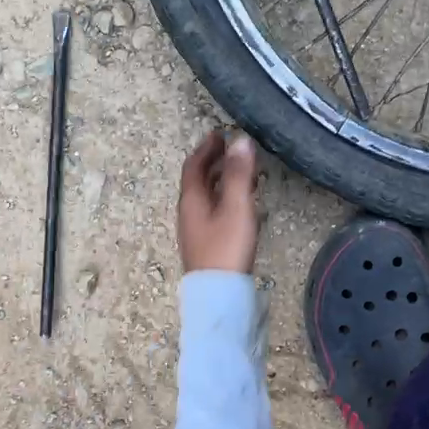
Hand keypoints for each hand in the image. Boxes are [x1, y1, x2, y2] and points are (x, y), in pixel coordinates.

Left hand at [178, 130, 259, 273]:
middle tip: (230, 150)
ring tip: (239, 172)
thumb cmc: (226, 248)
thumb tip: (240, 140)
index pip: (194, 165)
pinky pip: (211, 210)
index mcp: (192, 199)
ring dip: (219, 179)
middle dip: (212, 162)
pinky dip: (223, 197)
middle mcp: (189, 212)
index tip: (219, 134)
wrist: (217, 294)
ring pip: (205, 196)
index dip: (206, 148)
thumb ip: (239, 174)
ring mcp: (195, 229)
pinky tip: (238, 204)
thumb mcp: (236, 207)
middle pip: (197, 180)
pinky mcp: (204, 243)